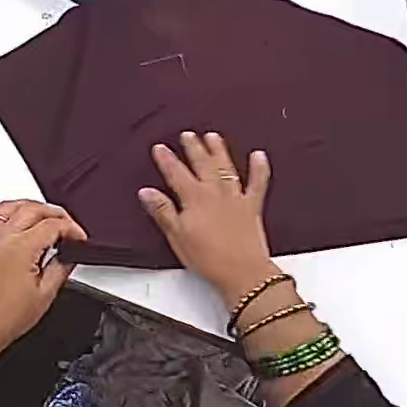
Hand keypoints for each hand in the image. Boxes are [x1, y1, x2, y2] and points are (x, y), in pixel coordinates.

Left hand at [0, 200, 88, 371]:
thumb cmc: (7, 317)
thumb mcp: (46, 294)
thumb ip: (62, 267)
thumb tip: (70, 254)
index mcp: (22, 248)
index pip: (53, 225)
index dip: (71, 229)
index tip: (78, 238)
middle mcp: (2, 238)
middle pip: (33, 209)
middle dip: (55, 214)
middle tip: (66, 226)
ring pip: (9, 206)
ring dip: (29, 207)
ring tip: (42, 217)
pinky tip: (6, 215)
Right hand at [139, 132, 276, 306]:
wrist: (242, 271)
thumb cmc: (209, 258)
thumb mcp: (177, 236)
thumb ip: (162, 211)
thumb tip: (147, 192)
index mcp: (194, 199)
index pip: (176, 173)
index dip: (167, 159)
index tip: (160, 148)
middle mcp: (215, 193)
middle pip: (202, 164)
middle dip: (194, 148)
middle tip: (188, 135)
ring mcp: (235, 198)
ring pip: (225, 167)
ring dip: (218, 150)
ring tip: (213, 137)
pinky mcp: (252, 207)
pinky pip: (258, 182)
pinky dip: (259, 168)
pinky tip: (258, 155)